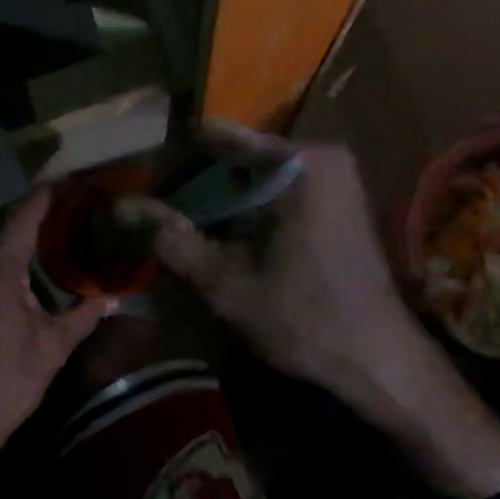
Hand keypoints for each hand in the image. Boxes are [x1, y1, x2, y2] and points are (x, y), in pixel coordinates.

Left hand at [0, 189, 115, 488]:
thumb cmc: (11, 381)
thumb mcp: (54, 347)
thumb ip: (84, 315)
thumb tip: (115, 297)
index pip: (21, 220)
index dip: (42, 197)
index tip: (63, 184)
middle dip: (28, 218)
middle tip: (57, 216)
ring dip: (4, 237)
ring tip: (33, 240)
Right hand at [119, 123, 437, 416]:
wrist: (379, 360)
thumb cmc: (303, 318)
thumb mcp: (224, 281)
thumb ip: (170, 238)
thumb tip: (120, 206)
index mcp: (297, 162)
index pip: (213, 138)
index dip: (169, 158)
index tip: (136, 178)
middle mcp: (318, 155)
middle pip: (233, 156)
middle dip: (188, 182)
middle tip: (147, 210)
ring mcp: (332, 177)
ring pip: (250, 176)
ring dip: (212, 199)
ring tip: (170, 222)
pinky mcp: (335, 200)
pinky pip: (272, 190)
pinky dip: (240, 209)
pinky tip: (212, 234)